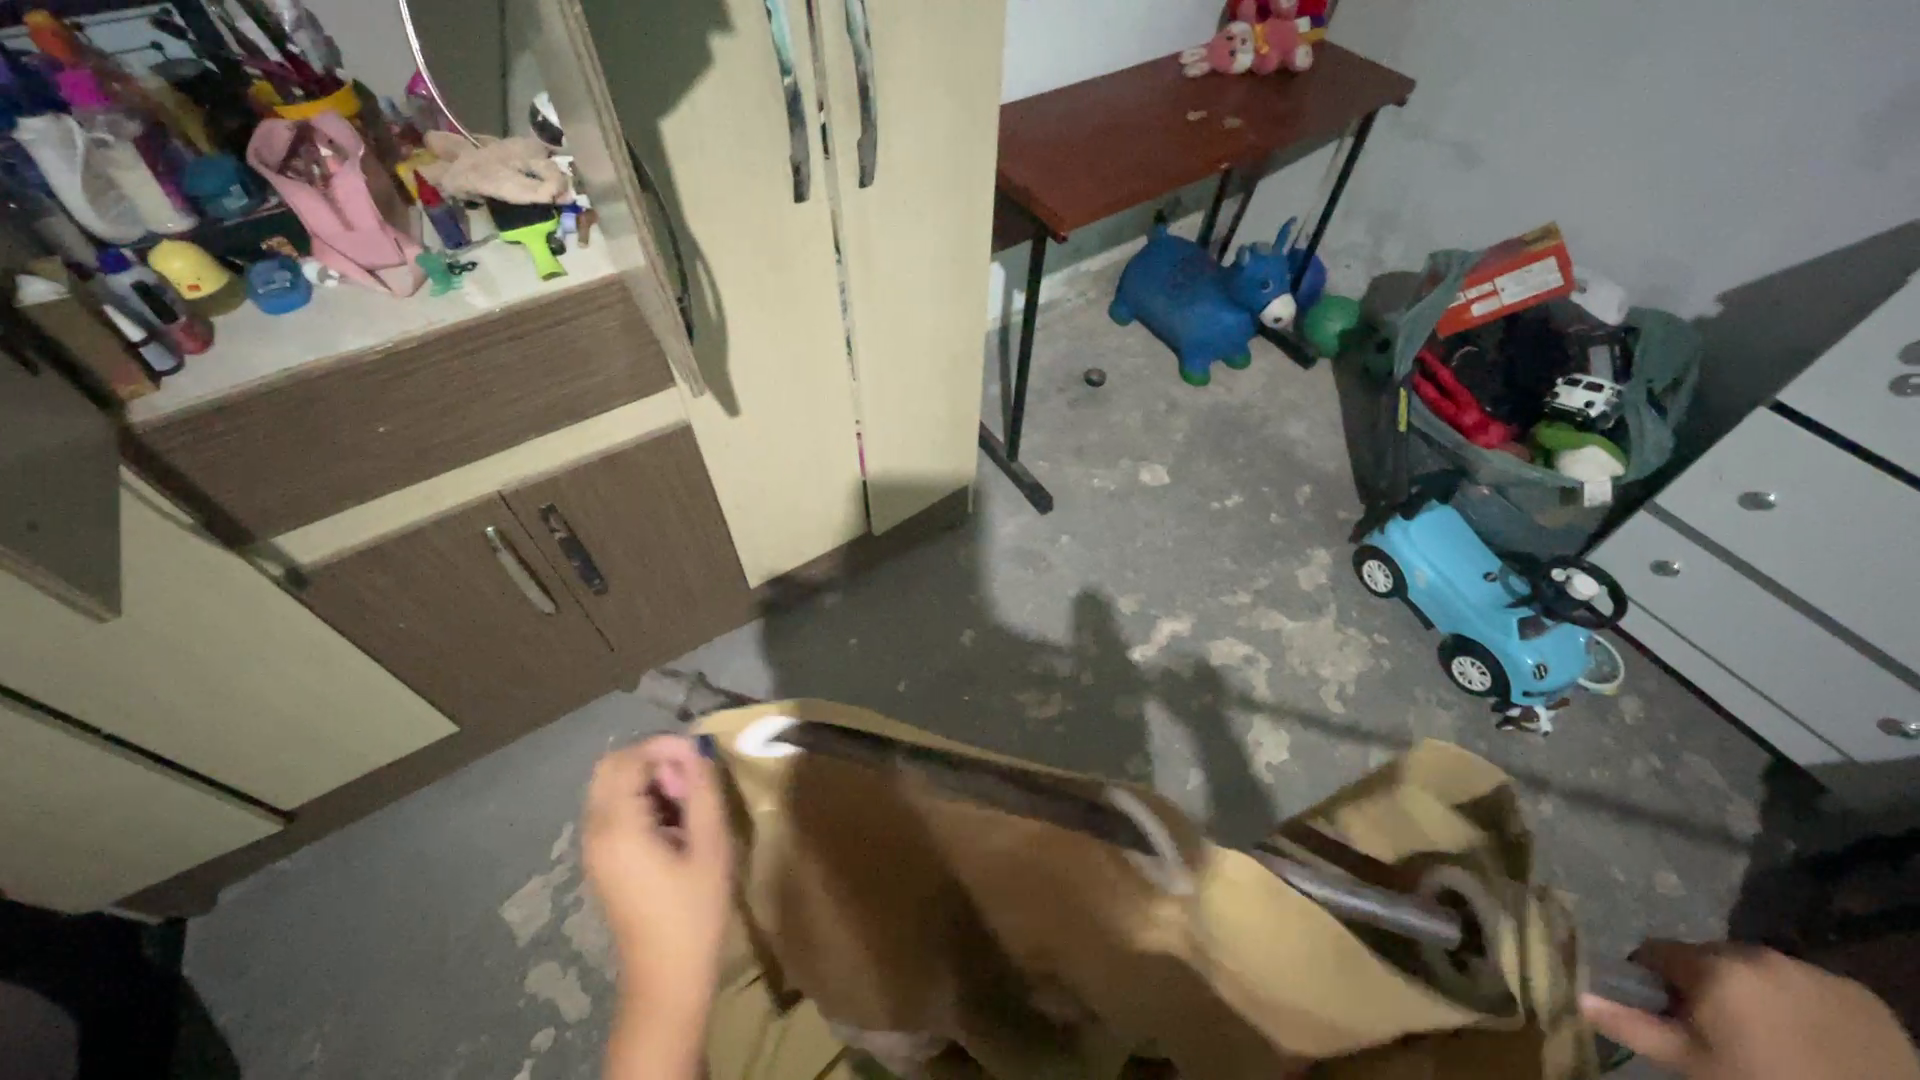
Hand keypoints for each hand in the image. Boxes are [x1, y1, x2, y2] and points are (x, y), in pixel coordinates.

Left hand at [582, 736, 733, 1013]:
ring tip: (687, 803)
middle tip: (690, 780)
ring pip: (611, 787)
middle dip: (653, 759)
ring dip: (648, 780)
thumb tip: (695, 751)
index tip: (700, 756)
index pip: (628, 759)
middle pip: (611, 768)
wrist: (666, 976)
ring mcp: (593, 848)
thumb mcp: (711, 846)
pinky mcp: (602, 860)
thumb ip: (702, 792)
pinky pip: (613, 810)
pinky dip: (641, 800)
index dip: (664, 746)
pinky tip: (673, 824)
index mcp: (617, 826)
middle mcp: (594, 831)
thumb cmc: (694, 912)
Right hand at [1581, 941, 1919, 1079]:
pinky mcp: (1858, 992)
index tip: (1667, 1012)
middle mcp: (1758, 954)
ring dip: (1751, 991)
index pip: (1654, 951)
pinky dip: (1800, 1004)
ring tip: (1767, 1034)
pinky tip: (1811, 1038)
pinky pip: (1808, 985)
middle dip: (1704, 984)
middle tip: (1717, 1030)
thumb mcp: (1690, 1063)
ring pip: (1758, 969)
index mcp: (1712, 967)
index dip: (1653, 980)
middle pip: (1707, 957)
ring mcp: (1814, 970)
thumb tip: (1576, 995)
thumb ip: (1632, 1024)